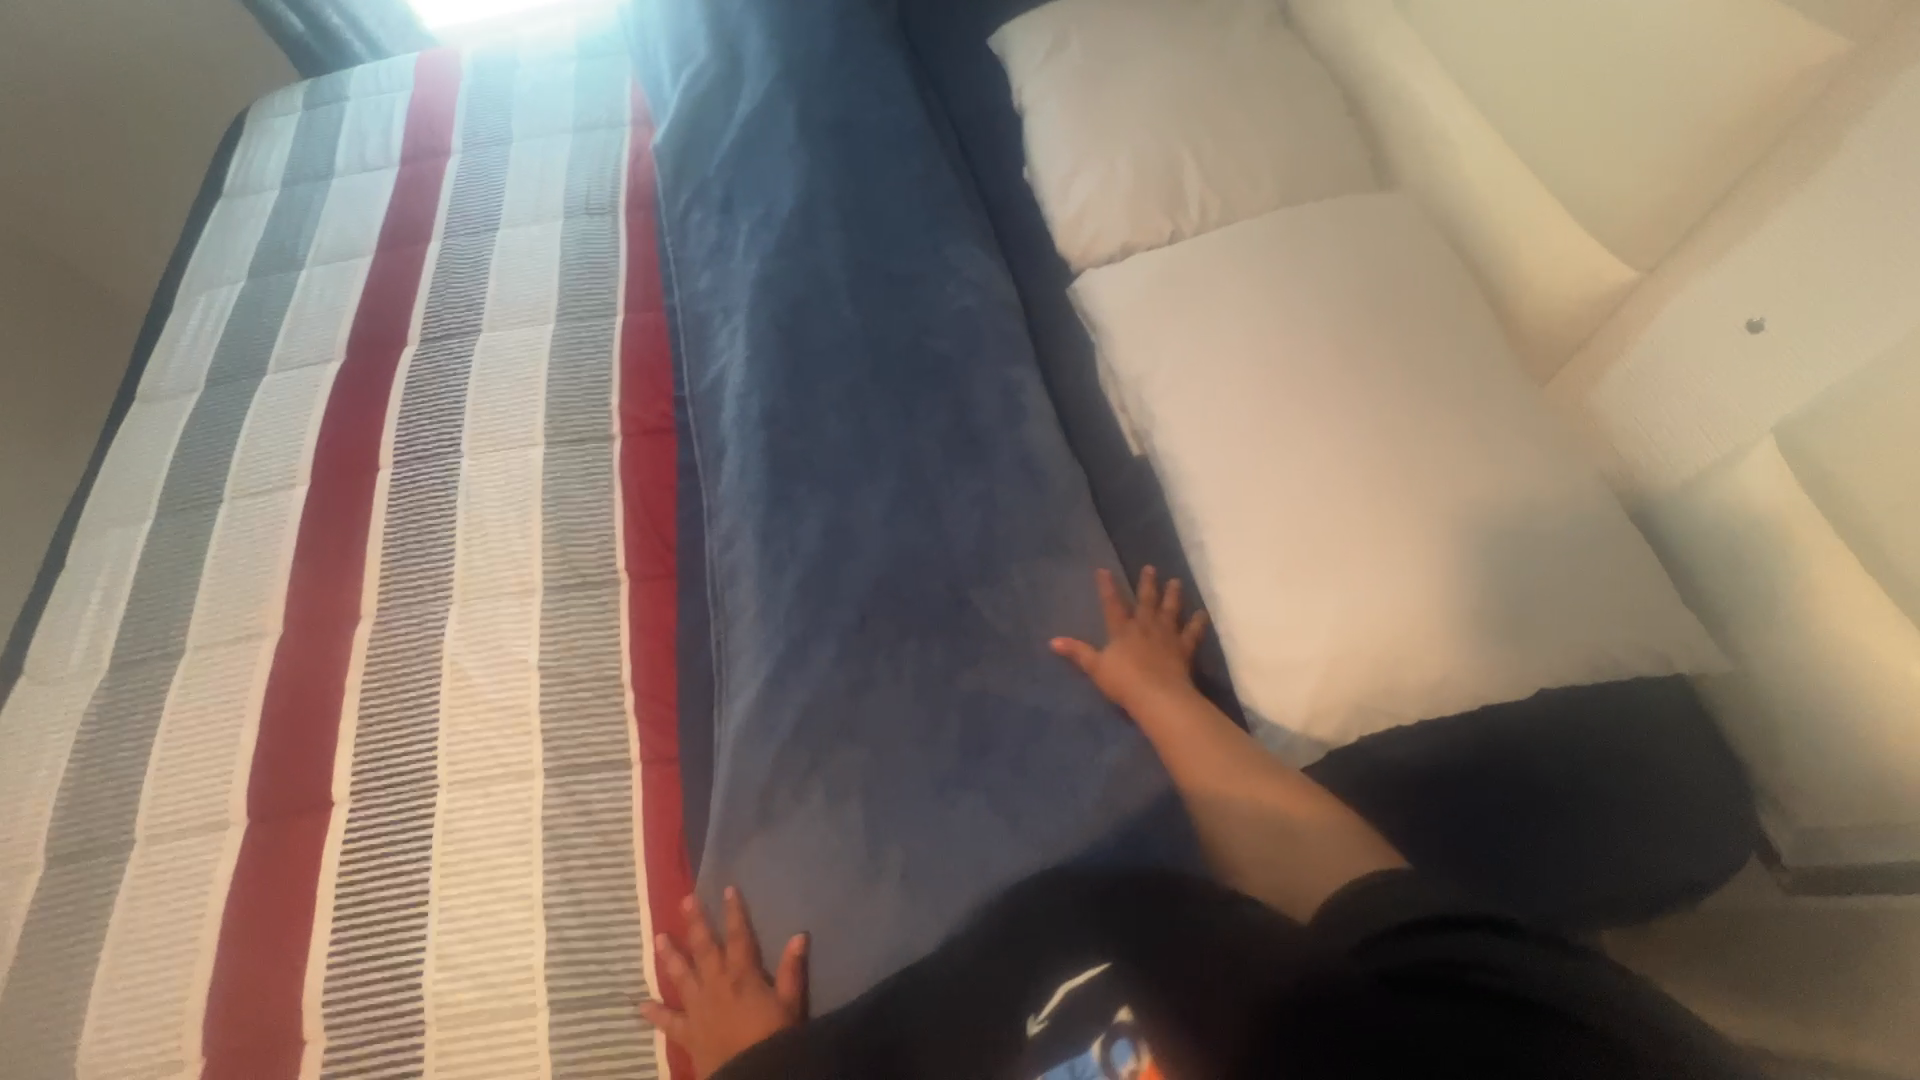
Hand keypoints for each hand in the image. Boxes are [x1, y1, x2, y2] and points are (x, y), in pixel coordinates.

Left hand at [641, 888, 807, 1079]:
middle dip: (696, 923)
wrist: (750, 1076)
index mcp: (742, 974)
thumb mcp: (790, 1002)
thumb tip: (799, 935)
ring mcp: (698, 1008)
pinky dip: (654, 1014)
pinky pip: (669, 1021)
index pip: (738, 935)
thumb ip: (791, 969)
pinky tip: (641, 1005)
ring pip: (682, 976)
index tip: (727, 888)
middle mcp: (716, 984)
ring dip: (671, 956)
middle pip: (704, 948)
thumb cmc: (773, 1036)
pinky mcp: (688, 1033)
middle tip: (685, 900)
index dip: (733, 911)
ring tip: (658, 938)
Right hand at [1051, 566, 1208, 714]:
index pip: (1112, 604)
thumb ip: (1077, 652)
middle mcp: (1145, 627)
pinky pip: (1192, 633)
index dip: (1107, 587)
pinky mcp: (1184, 649)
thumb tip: (1052, 641)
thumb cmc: (1123, 682)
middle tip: (1150, 567)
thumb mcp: (1095, 668)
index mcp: (1122, 630)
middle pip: (1146, 602)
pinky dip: (1198, 624)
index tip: (1104, 570)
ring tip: (1176, 581)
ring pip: (1170, 611)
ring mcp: (1166, 637)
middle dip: (1147, 584)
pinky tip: (1203, 614)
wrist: (1157, 696)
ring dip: (1173, 596)